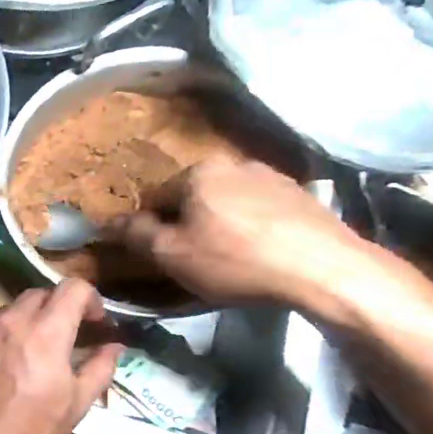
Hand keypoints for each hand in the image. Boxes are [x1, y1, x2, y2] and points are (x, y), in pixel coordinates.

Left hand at [0, 279, 120, 433]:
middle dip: (56, 309)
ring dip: (23, 321)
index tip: (93, 320)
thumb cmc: (32, 431)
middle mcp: (10, 320)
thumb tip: (115, 346)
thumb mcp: (77, 402)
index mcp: (46, 332)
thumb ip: (100, 367)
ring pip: (7, 308)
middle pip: (39, 295)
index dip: (89, 299)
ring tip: (25, 351)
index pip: (73, 288)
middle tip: (62, 336)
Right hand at [112, 159, 386, 320]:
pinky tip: (260, 256)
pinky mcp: (302, 196)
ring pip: (227, 204)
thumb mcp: (171, 254)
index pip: (154, 199)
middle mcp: (234, 163)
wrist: (324, 270)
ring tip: (229, 261)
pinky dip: (251, 230)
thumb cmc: (235, 260)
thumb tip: (108, 221)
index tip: (159, 258)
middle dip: (187, 225)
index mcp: (198, 171)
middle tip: (193, 262)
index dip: (150, 230)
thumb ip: (135, 235)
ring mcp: (273, 177)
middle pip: (192, 198)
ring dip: (219, 226)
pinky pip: (259, 212)